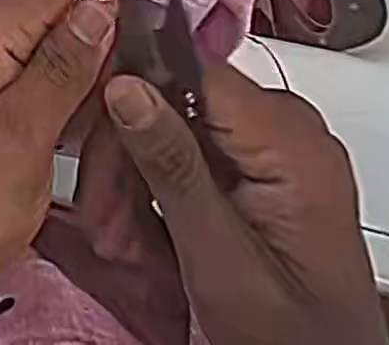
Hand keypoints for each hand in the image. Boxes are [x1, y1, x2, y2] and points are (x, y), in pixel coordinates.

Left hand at [0, 0, 117, 296]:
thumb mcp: (17, 139)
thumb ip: (61, 70)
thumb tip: (102, 7)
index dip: (113, 4)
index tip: (148, 42)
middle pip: (76, 3)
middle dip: (114, 38)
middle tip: (135, 90)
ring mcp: (8, 47)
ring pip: (78, 33)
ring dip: (106, 66)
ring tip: (123, 107)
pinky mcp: (19, 74)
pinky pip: (69, 61)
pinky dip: (91, 85)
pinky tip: (102, 116)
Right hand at [104, 64, 386, 344]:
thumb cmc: (290, 342)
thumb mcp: (221, 262)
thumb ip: (173, 167)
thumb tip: (127, 87)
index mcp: (293, 141)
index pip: (195, 71)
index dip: (136, 90)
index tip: (95, 125)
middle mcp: (288, 129)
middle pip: (179, 97)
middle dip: (128, 147)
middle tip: (101, 206)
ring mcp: (272, 146)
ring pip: (175, 121)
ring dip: (134, 170)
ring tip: (116, 229)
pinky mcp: (256, 164)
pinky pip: (189, 145)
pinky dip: (155, 180)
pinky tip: (138, 222)